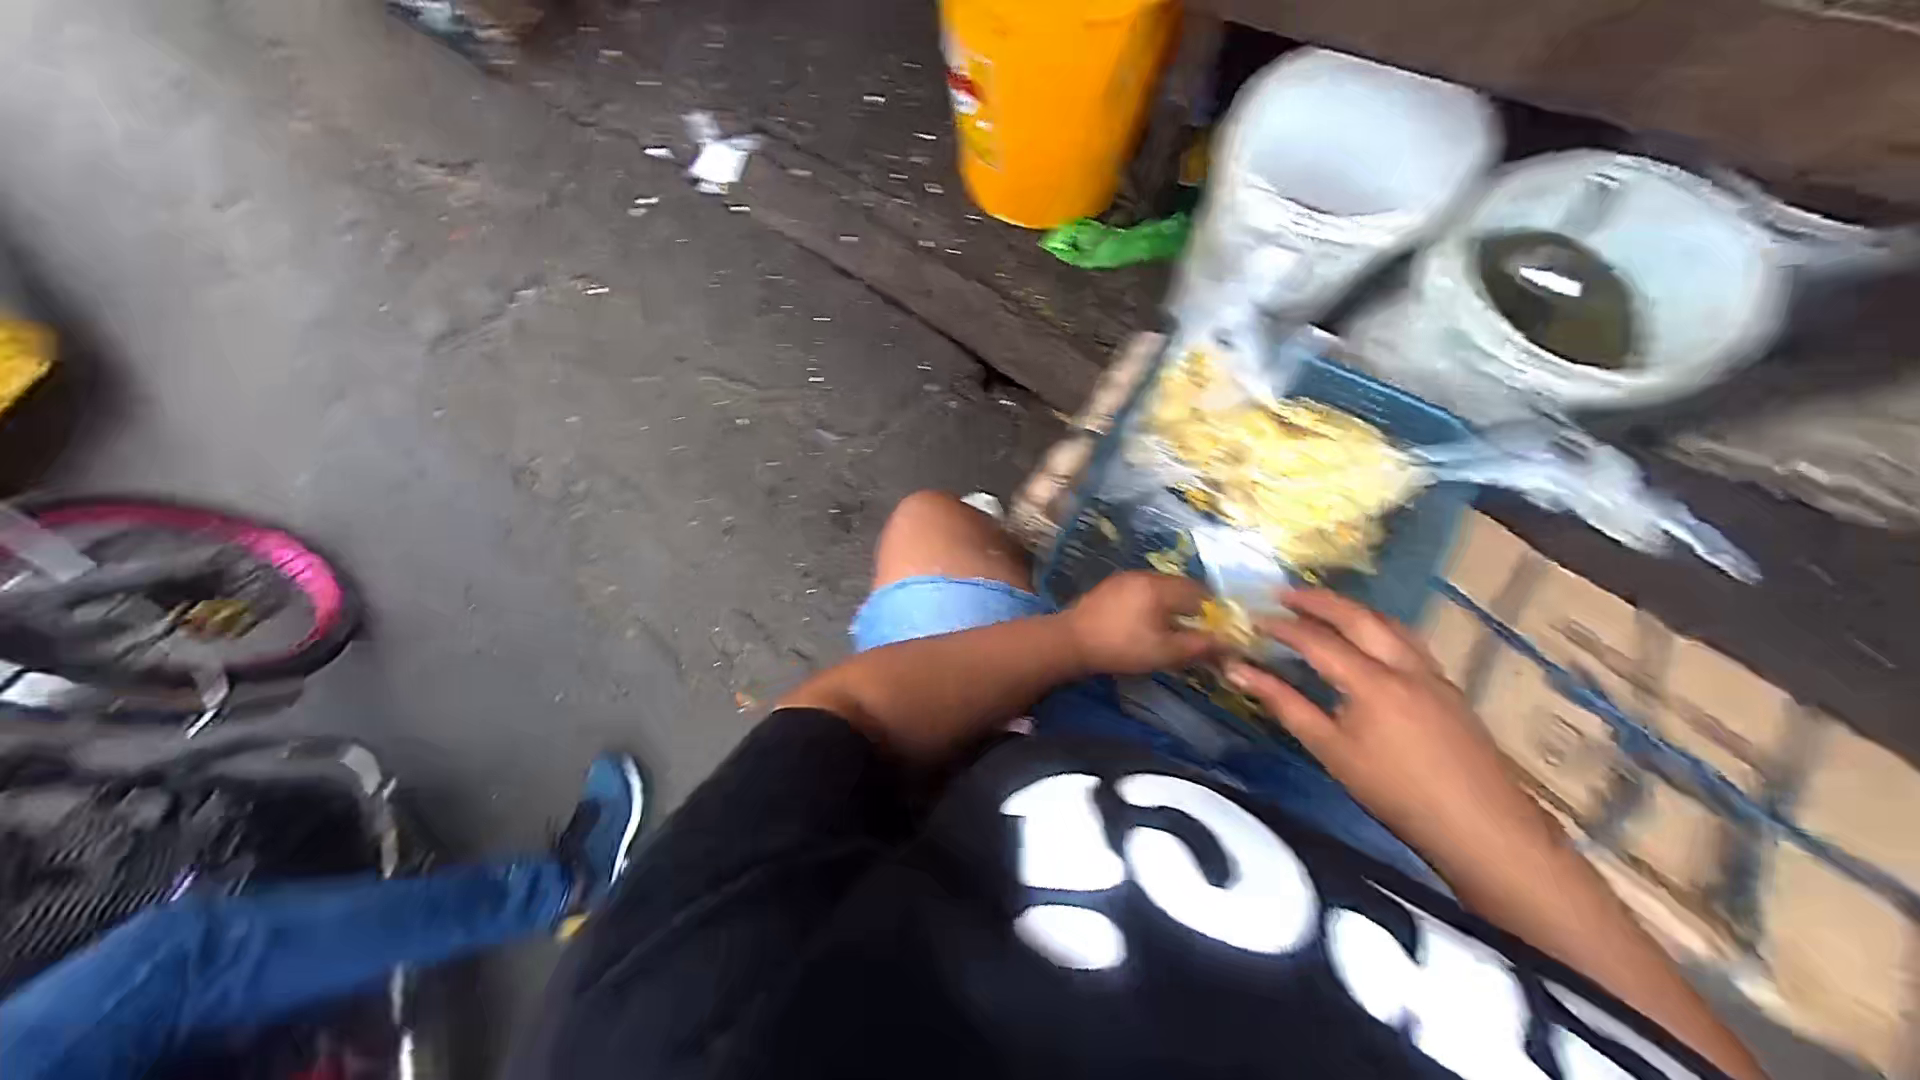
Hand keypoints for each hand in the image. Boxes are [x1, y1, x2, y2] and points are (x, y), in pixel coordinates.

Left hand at [1061, 571, 1217, 676]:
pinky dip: (1151, 604)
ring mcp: (1124, 578)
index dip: (1212, 611)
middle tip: (1195, 631)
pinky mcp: (1109, 586)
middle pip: (1180, 586)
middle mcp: (1144, 575)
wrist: (1071, 641)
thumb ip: (1199, 646)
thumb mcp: (1165, 652)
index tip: (1215, 630)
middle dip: (1192, 607)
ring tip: (1171, 629)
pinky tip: (1145, 623)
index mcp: (1161, 587)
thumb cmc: (1121, 647)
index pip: (1200, 592)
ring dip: (1171, 605)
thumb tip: (1228, 643)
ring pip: (1160, 588)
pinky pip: (1141, 590)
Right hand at [1223, 589, 1551, 864]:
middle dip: (1318, 601)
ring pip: (1389, 624)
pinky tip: (1369, 639)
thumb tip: (1238, 671)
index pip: (1317, 640)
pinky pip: (1407, 640)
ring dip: (1351, 609)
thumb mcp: (1330, 749)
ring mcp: (1432, 673)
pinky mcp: (1448, 687)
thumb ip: (1284, 704)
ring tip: (1323, 606)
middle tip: (1283, 593)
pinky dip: (1377, 626)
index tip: (1254, 619)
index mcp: (1372, 681)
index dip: (1282, 627)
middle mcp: (1404, 666)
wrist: (1482, 827)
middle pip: (1358, 617)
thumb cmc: (1395, 792)